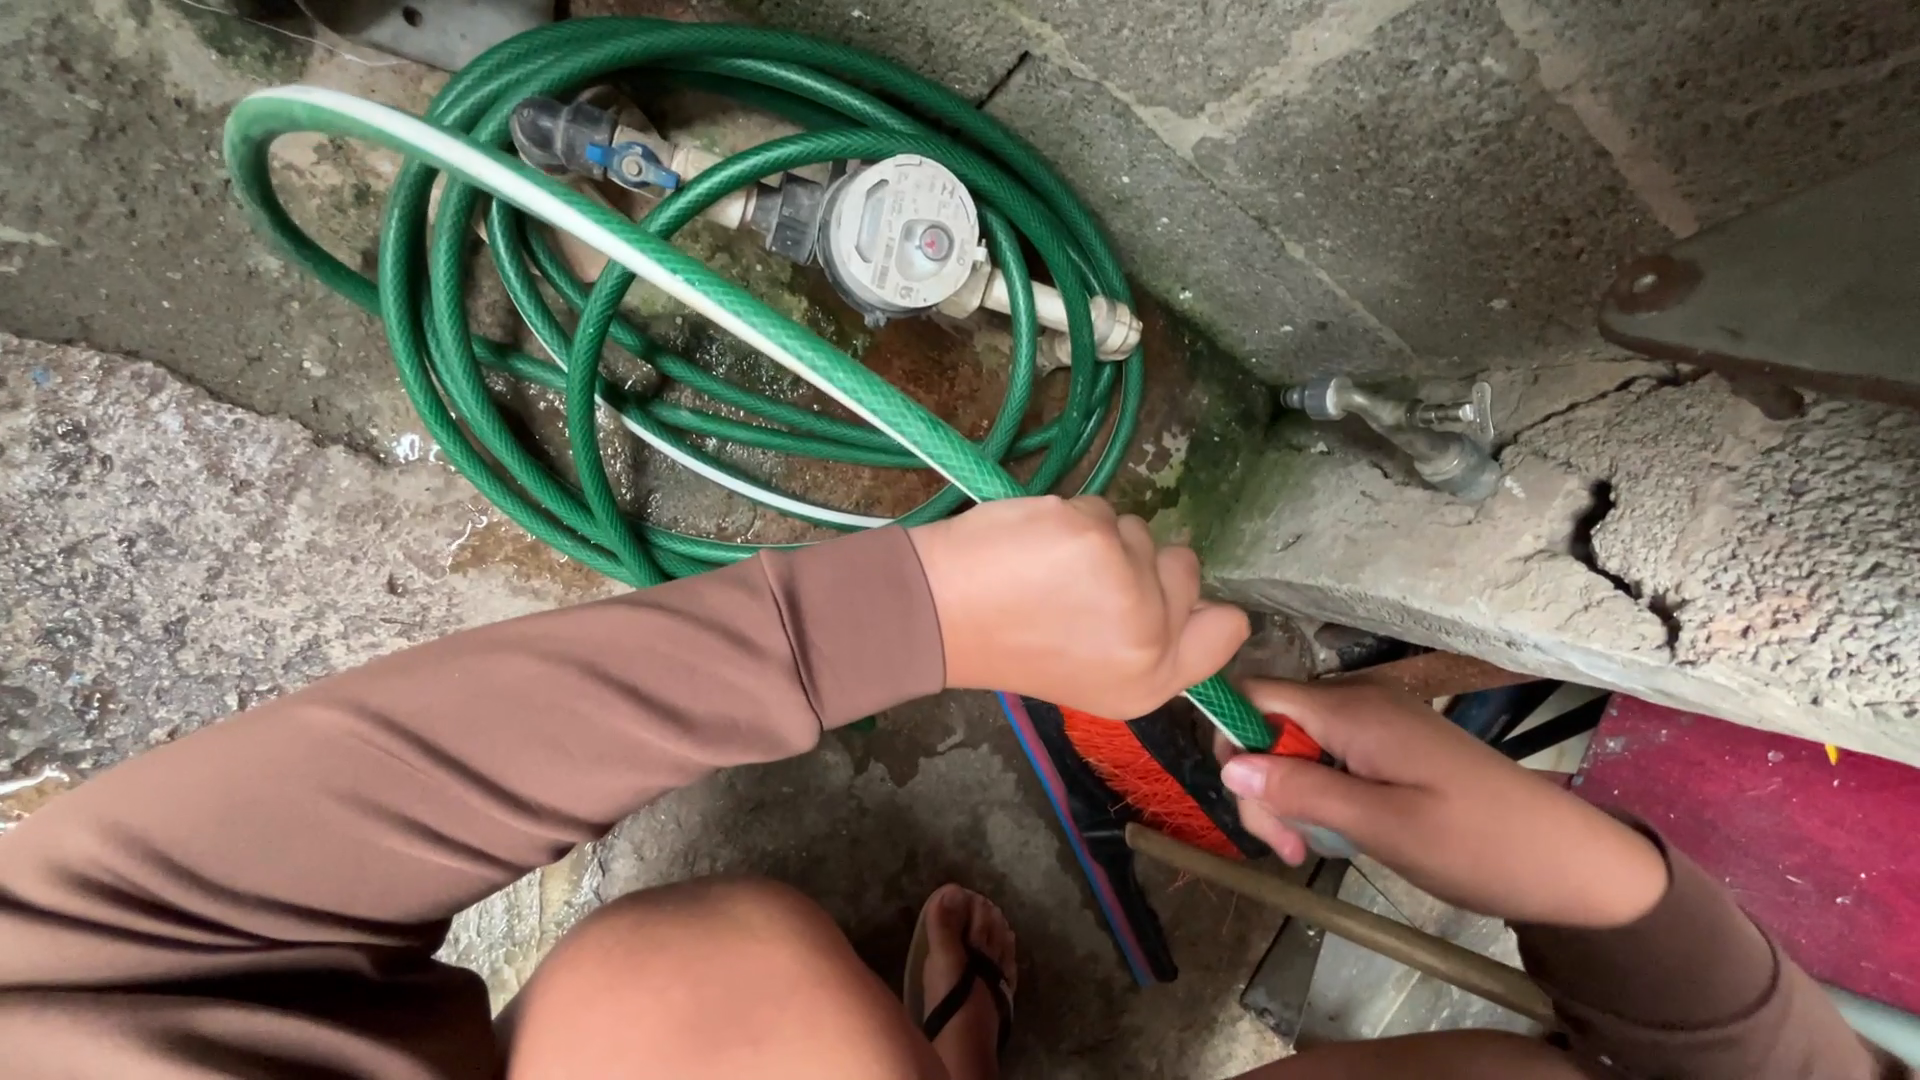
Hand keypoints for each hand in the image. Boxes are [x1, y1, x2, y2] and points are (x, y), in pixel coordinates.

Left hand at [908, 496, 1249, 719]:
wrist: (945, 613)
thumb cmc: (1018, 645)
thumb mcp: (1097, 681)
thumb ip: (1159, 649)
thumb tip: (1202, 602)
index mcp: (1152, 681)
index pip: (1227, 627)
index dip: (1200, 606)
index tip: (1156, 599)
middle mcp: (1150, 636)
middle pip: (1186, 567)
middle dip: (1142, 565)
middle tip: (1084, 589)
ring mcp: (1124, 579)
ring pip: (1139, 531)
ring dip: (1102, 541)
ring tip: (1053, 571)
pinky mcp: (1092, 532)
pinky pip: (1101, 508)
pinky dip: (1072, 519)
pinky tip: (1038, 547)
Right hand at [1218, 679, 1668, 927]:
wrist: (1574, 863)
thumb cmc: (1479, 844)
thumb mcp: (1383, 825)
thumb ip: (1302, 790)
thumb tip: (1227, 764)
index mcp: (1351, 710)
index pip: (1255, 694)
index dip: (1231, 735)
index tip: (1245, 793)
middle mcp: (1355, 701)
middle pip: (1269, 725)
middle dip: (1262, 782)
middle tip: (1286, 846)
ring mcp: (1372, 721)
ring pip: (1293, 745)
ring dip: (1287, 794)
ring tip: (1308, 848)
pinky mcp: (1386, 743)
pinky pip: (1324, 756)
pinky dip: (1315, 793)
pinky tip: (1332, 831)